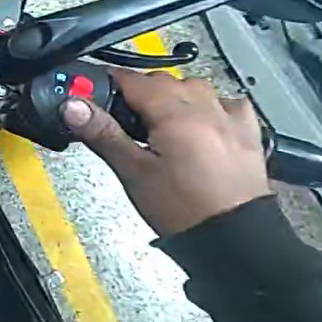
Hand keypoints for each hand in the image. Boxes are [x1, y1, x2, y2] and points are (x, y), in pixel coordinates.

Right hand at [62, 69, 271, 236]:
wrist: (235, 242)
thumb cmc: (183, 210)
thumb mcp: (133, 173)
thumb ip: (103, 133)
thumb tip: (74, 106)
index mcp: (174, 113)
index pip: (132, 79)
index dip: (107, 82)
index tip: (91, 90)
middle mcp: (205, 107)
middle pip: (161, 81)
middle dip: (137, 92)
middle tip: (120, 118)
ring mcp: (228, 118)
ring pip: (193, 87)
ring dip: (172, 96)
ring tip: (157, 123)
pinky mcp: (246, 133)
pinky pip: (225, 103)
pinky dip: (208, 106)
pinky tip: (200, 123)